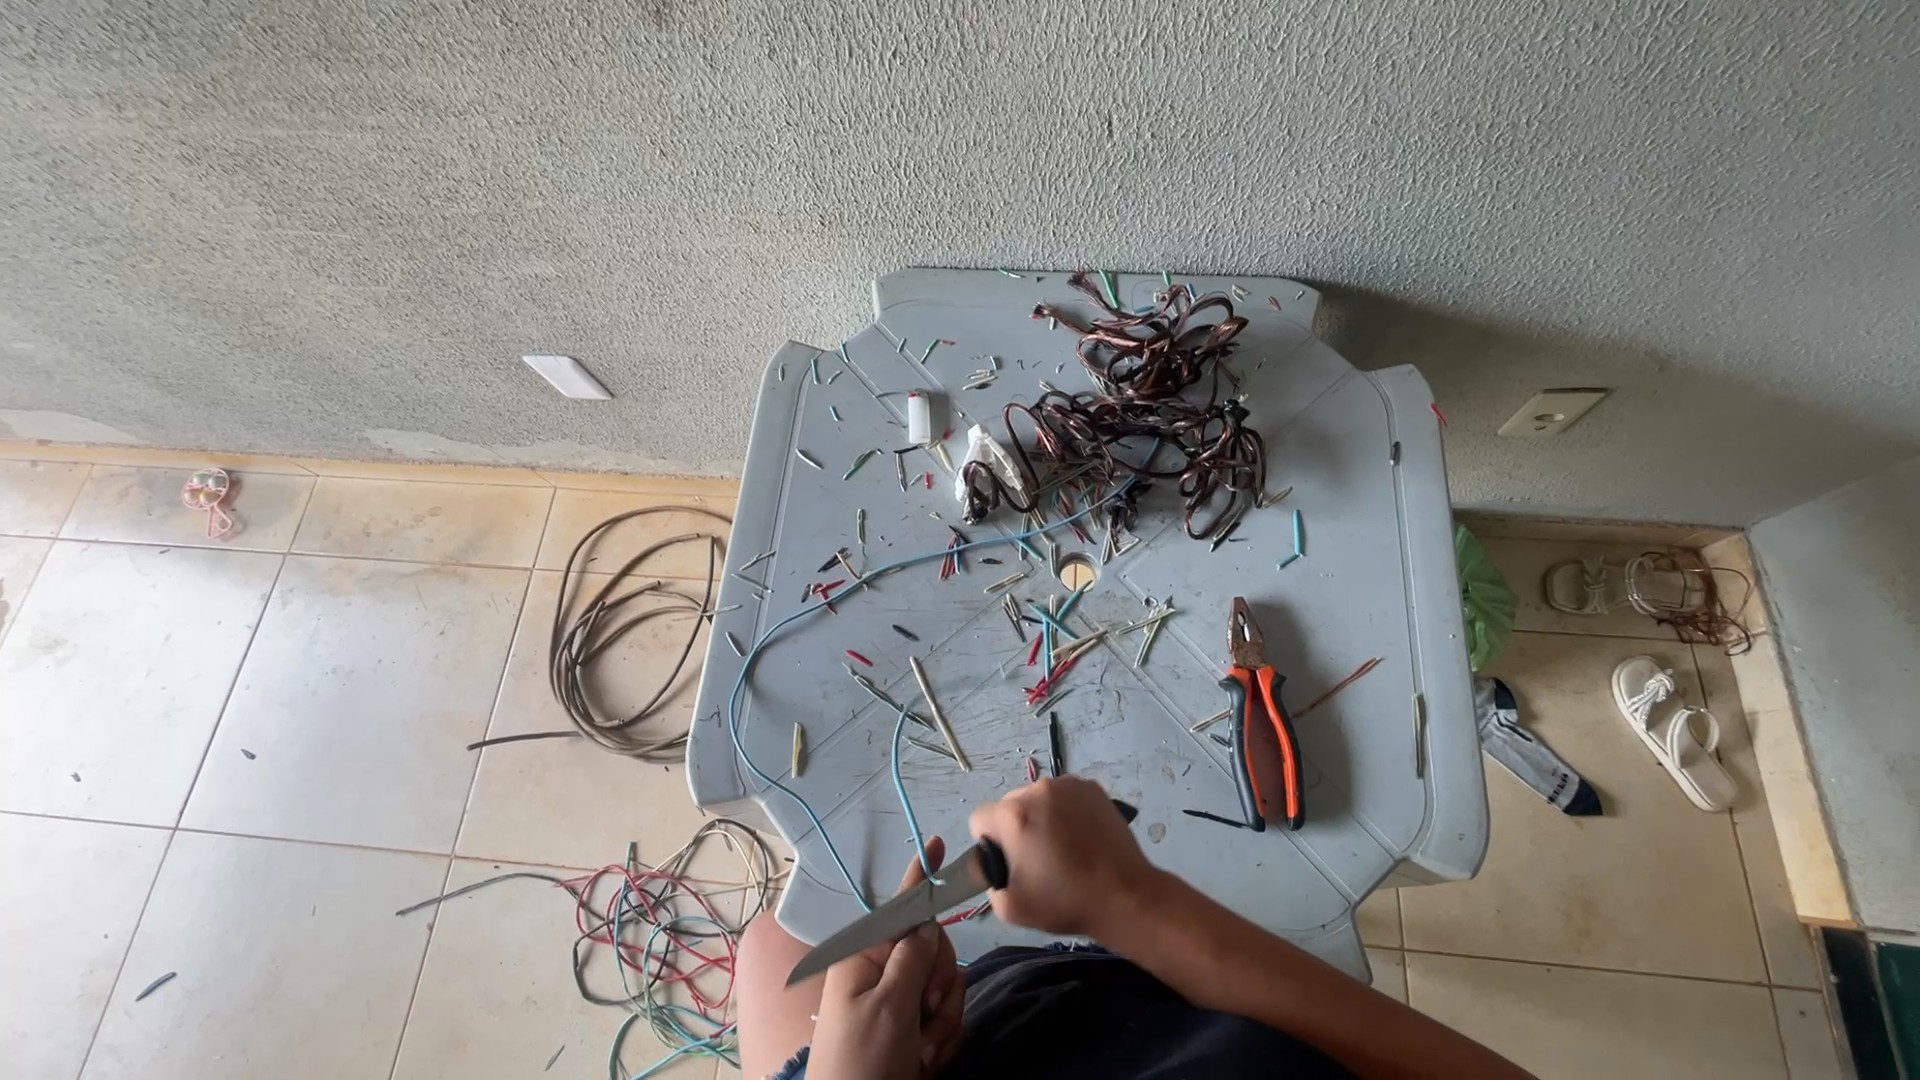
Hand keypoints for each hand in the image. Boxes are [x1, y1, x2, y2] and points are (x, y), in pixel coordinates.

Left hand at [807, 837, 964, 1078]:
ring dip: (942, 1019)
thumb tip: (928, 925)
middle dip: (940, 982)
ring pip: (947, 983)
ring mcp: (899, 1000)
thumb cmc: (862, 1065)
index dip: (921, 875)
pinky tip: (925, 1061)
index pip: (899, 906)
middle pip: (934, 946)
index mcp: (866, 957)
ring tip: (921, 1051)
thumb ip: (912, 959)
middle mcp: (883, 971)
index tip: (939, 843)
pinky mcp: (913, 1027)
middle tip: (924, 1016)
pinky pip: (947, 1015)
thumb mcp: (888, 1009)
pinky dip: (942, 1039)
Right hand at [968, 776, 1159, 937]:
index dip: (988, 843)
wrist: (1124, 895)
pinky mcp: (1091, 787)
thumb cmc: (1065, 901)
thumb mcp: (1010, 907)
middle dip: (1014, 827)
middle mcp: (1037, 789)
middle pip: (1009, 805)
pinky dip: (1064, 810)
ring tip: (1062, 846)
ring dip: (1040, 816)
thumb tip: (991, 861)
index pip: (980, 819)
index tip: (1009, 861)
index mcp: (1013, 815)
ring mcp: (1067, 784)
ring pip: (1037, 798)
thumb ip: (987, 880)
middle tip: (1037, 857)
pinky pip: (1063, 795)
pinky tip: (1079, 835)